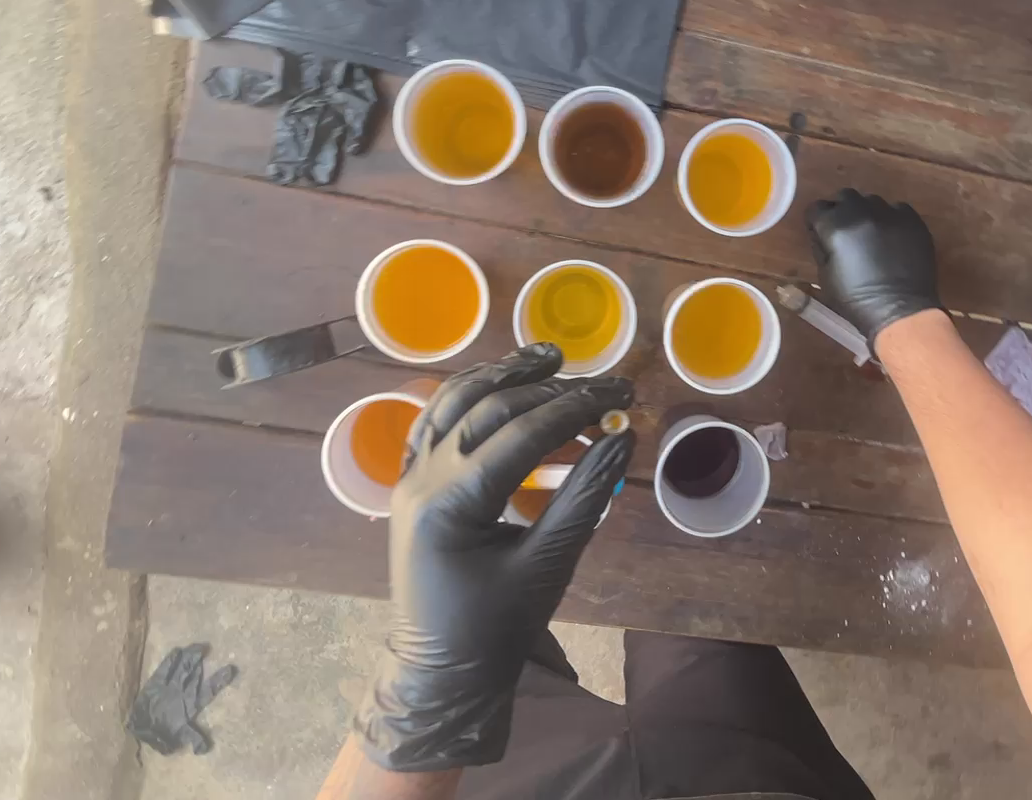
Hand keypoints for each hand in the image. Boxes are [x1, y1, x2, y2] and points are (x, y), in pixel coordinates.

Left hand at [356, 344, 633, 770]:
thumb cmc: (497, 628)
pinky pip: (435, 422)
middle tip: (603, 383)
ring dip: (503, 374)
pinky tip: (496, 381)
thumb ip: (584, 496)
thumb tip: (622, 438)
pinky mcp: (410, 482)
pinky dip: (468, 394)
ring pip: (455, 403)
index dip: (576, 407)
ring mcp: (409, 477)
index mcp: (451, 503)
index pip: (522, 433)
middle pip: (492, 408)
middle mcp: (422, 478)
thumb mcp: (549, 565)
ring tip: (549, 356)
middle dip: (553, 390)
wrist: (442, 674)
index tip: (621, 395)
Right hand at [805, 188, 941, 343]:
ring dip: (865, 213)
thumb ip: (820, 246)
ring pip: (871, 200)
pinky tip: (891, 238)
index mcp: (836, 227)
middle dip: (840, 210)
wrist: (900, 311)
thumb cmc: (855, 300)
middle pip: (844, 196)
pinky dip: (890, 219)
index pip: (816, 208)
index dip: (816, 221)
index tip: (820, 232)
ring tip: (870, 234)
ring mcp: (890, 214)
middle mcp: (862, 213)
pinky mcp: (913, 220)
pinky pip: (897, 209)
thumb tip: (820, 231)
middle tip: (844, 230)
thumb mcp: (825, 276)